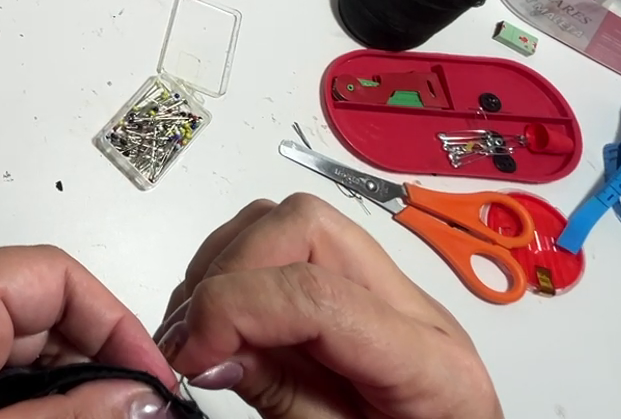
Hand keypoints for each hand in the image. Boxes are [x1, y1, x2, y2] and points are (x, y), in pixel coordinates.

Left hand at [0, 246, 174, 418]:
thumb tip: (134, 396)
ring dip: (50, 380)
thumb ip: (67, 416)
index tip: (151, 380)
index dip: (114, 322)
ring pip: (4, 332)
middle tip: (129, 413)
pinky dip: (7, 387)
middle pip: (31, 302)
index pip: (52, 273)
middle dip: (87, 359)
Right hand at [157, 194, 501, 418]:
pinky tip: (218, 319)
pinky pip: (275, 240)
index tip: (188, 352)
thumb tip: (206, 350)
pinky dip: (229, 268)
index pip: (316, 293)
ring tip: (198, 328)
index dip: (234, 308)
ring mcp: (382, 285)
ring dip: (221, 264)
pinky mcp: (349, 282)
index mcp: (432, 366)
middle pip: (302, 225)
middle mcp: (412, 306)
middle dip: (228, 269)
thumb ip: (281, 399)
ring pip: (280, 220)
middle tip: (192, 334)